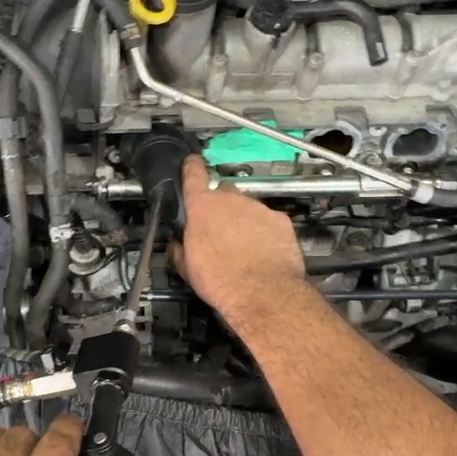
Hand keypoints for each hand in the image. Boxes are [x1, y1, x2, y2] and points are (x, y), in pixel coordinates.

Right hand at [174, 155, 308, 323]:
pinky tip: (262, 251)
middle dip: (221, 206)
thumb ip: (179, 249)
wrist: (263, 293)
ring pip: (247, 207)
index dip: (191, 167)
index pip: (193, 174)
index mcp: (203, 207)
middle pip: (223, 192)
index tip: (192, 162)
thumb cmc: (220, 281)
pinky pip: (268, 220)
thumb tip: (176, 246)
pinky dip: (265, 231)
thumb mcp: (188, 268)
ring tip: (242, 247)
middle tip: (219, 229)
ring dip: (243, 221)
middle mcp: (231, 200)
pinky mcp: (280, 220)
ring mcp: (258, 208)